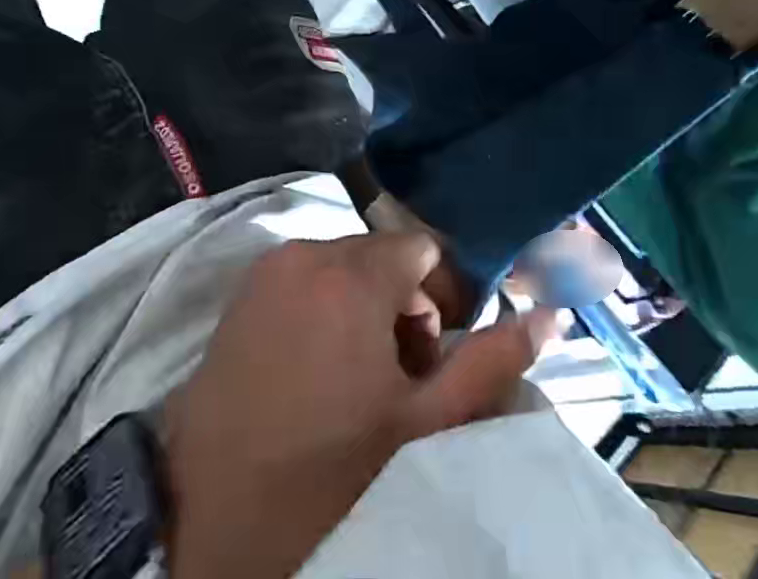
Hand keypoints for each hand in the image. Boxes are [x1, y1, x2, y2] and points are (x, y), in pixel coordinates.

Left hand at [161, 233, 556, 578]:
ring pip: (344, 267)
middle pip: (383, 257)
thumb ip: (490, 363)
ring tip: (363, 376)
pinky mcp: (242, 293)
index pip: (422, 247)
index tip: (441, 347)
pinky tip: (321, 366)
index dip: (443, 293)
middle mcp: (305, 254)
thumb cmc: (327, 466)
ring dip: (367, 306)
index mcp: (350, 275)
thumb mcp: (423, 425)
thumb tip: (548, 318)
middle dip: (406, 304)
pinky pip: (306, 279)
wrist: (209, 510)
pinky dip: (327, 306)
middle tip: (405, 374)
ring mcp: (267, 271)